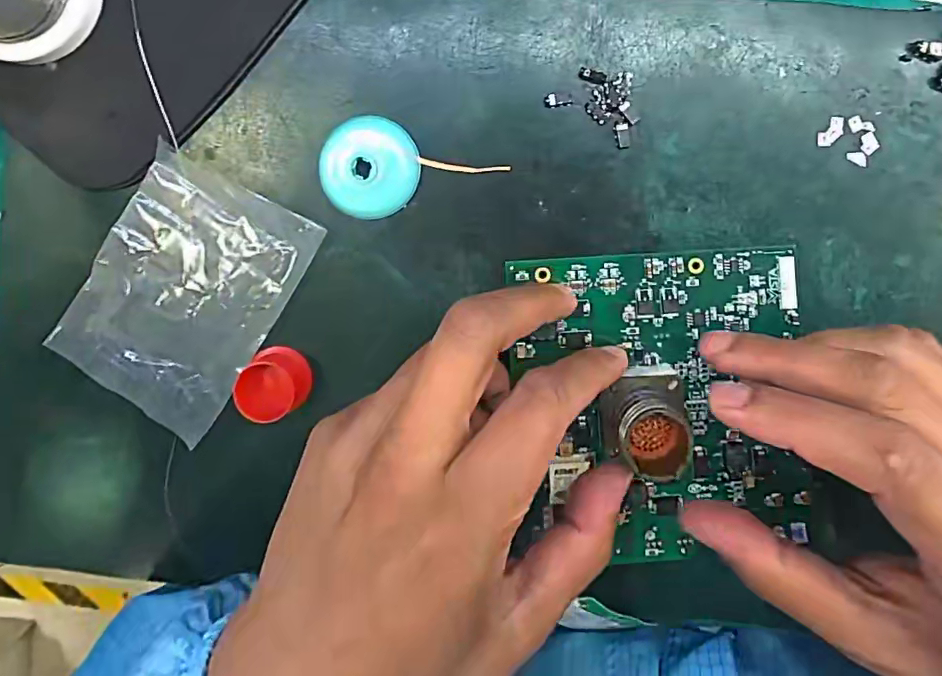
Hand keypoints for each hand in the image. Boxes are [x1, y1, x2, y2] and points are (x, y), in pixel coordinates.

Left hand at [210, 286, 629, 675]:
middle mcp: (401, 456)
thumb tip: (613, 474)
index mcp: (459, 515)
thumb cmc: (413, 665)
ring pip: (433, 353)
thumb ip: (577, 546)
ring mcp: (353, 433)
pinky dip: (436, 394)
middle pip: (463, 333)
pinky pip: (399, 388)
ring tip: (498, 402)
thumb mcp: (512, 628)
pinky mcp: (327, 431)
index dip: (583, 369)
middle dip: (520, 301)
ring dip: (480, 357)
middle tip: (558, 302)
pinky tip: (437, 443)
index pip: (535, 406)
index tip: (608, 355)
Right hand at [682, 327, 941, 675]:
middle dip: (788, 360)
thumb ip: (782, 576)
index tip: (723, 402)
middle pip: (890, 386)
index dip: (798, 418)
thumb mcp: (874, 640)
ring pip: (904, 355)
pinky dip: (852, 340)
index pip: (891, 456)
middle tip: (717, 354)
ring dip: (816, 343)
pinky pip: (920, 353)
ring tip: (752, 352)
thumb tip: (697, 514)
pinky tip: (811, 354)